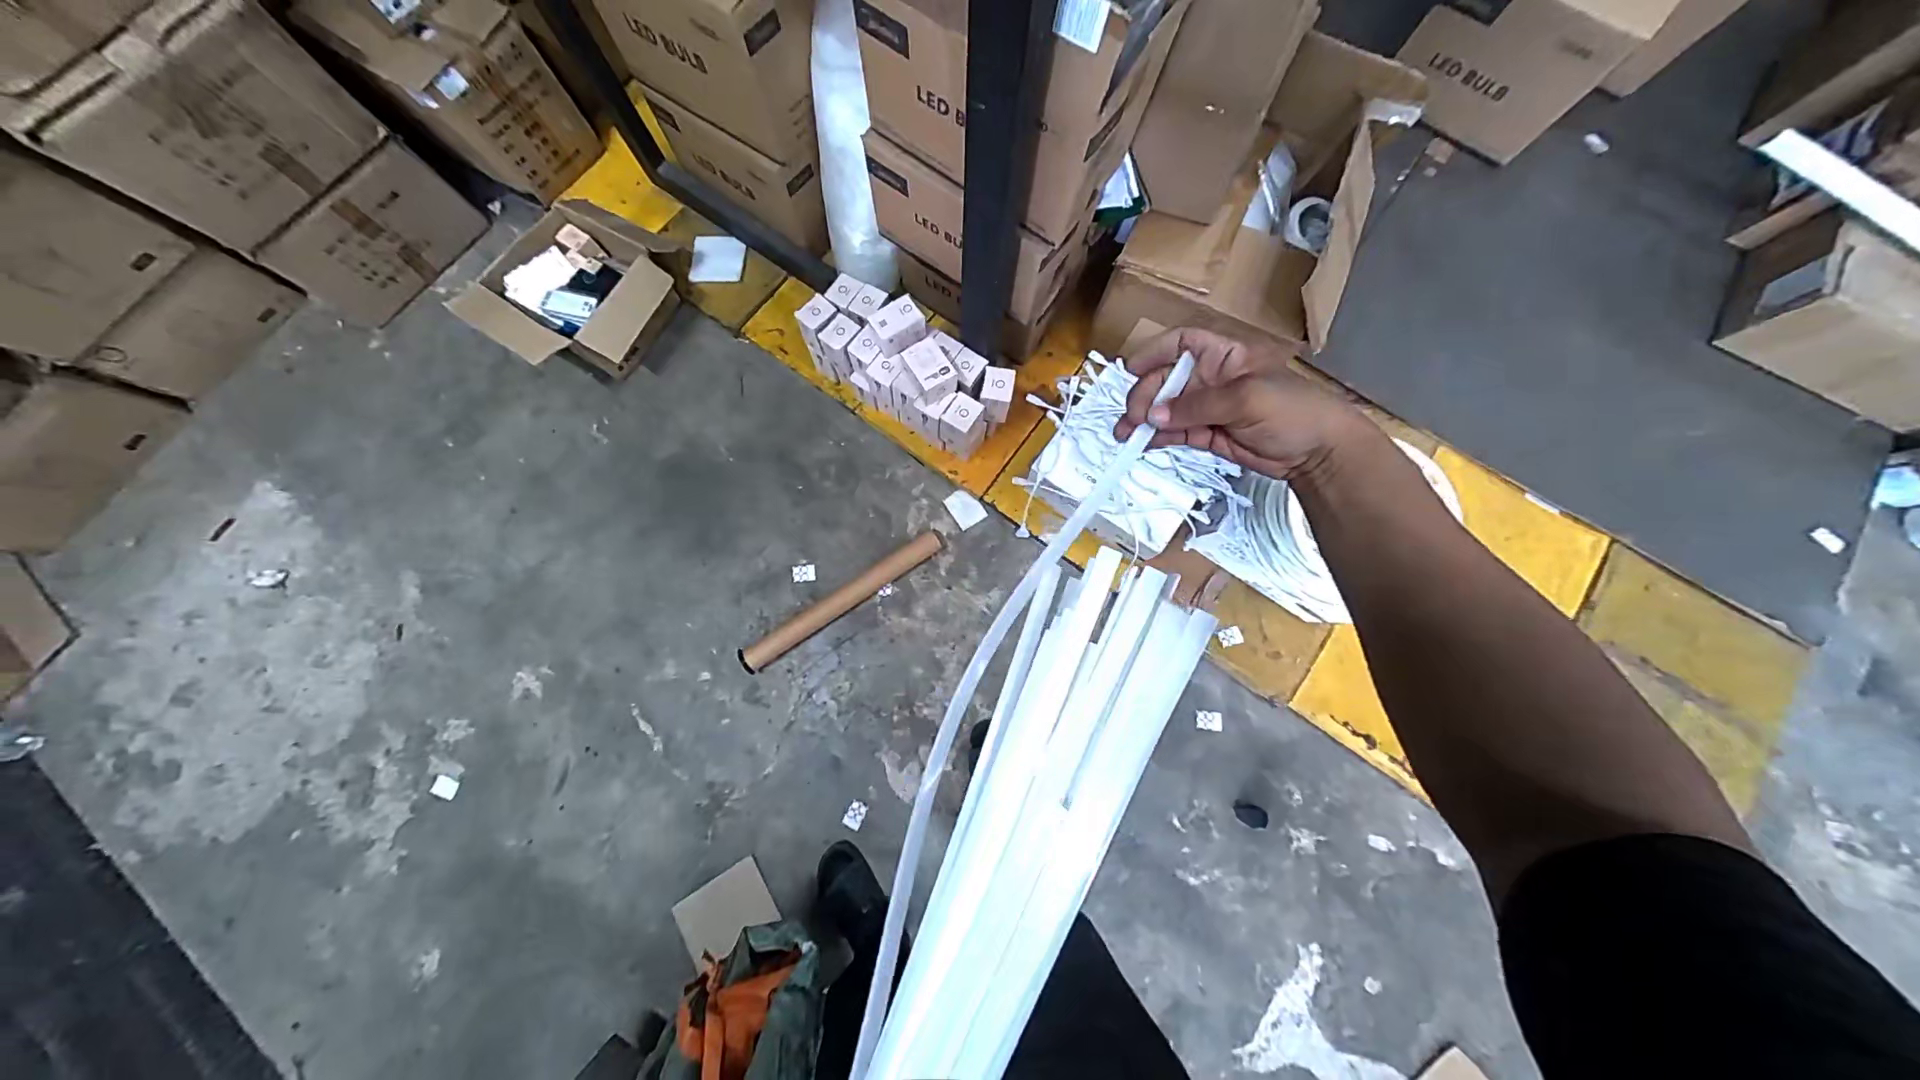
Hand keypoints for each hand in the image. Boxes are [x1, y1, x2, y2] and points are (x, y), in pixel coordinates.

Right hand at [1113, 327, 1367, 481]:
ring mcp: (1206, 407)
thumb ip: (1196, 406)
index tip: (1132, 370)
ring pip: (1164, 408)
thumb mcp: (1245, 399)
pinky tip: (1142, 443)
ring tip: (1125, 435)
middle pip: (1164, 379)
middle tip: (1133, 417)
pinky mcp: (1205, 433)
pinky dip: (1156, 437)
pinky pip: (1173, 432)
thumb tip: (1153, 415)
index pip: (1181, 343)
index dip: (1154, 351)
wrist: (1316, 452)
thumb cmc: (1292, 410)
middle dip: (1144, 395)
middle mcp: (1210, 378)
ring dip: (1142, 420)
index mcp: (1223, 356)